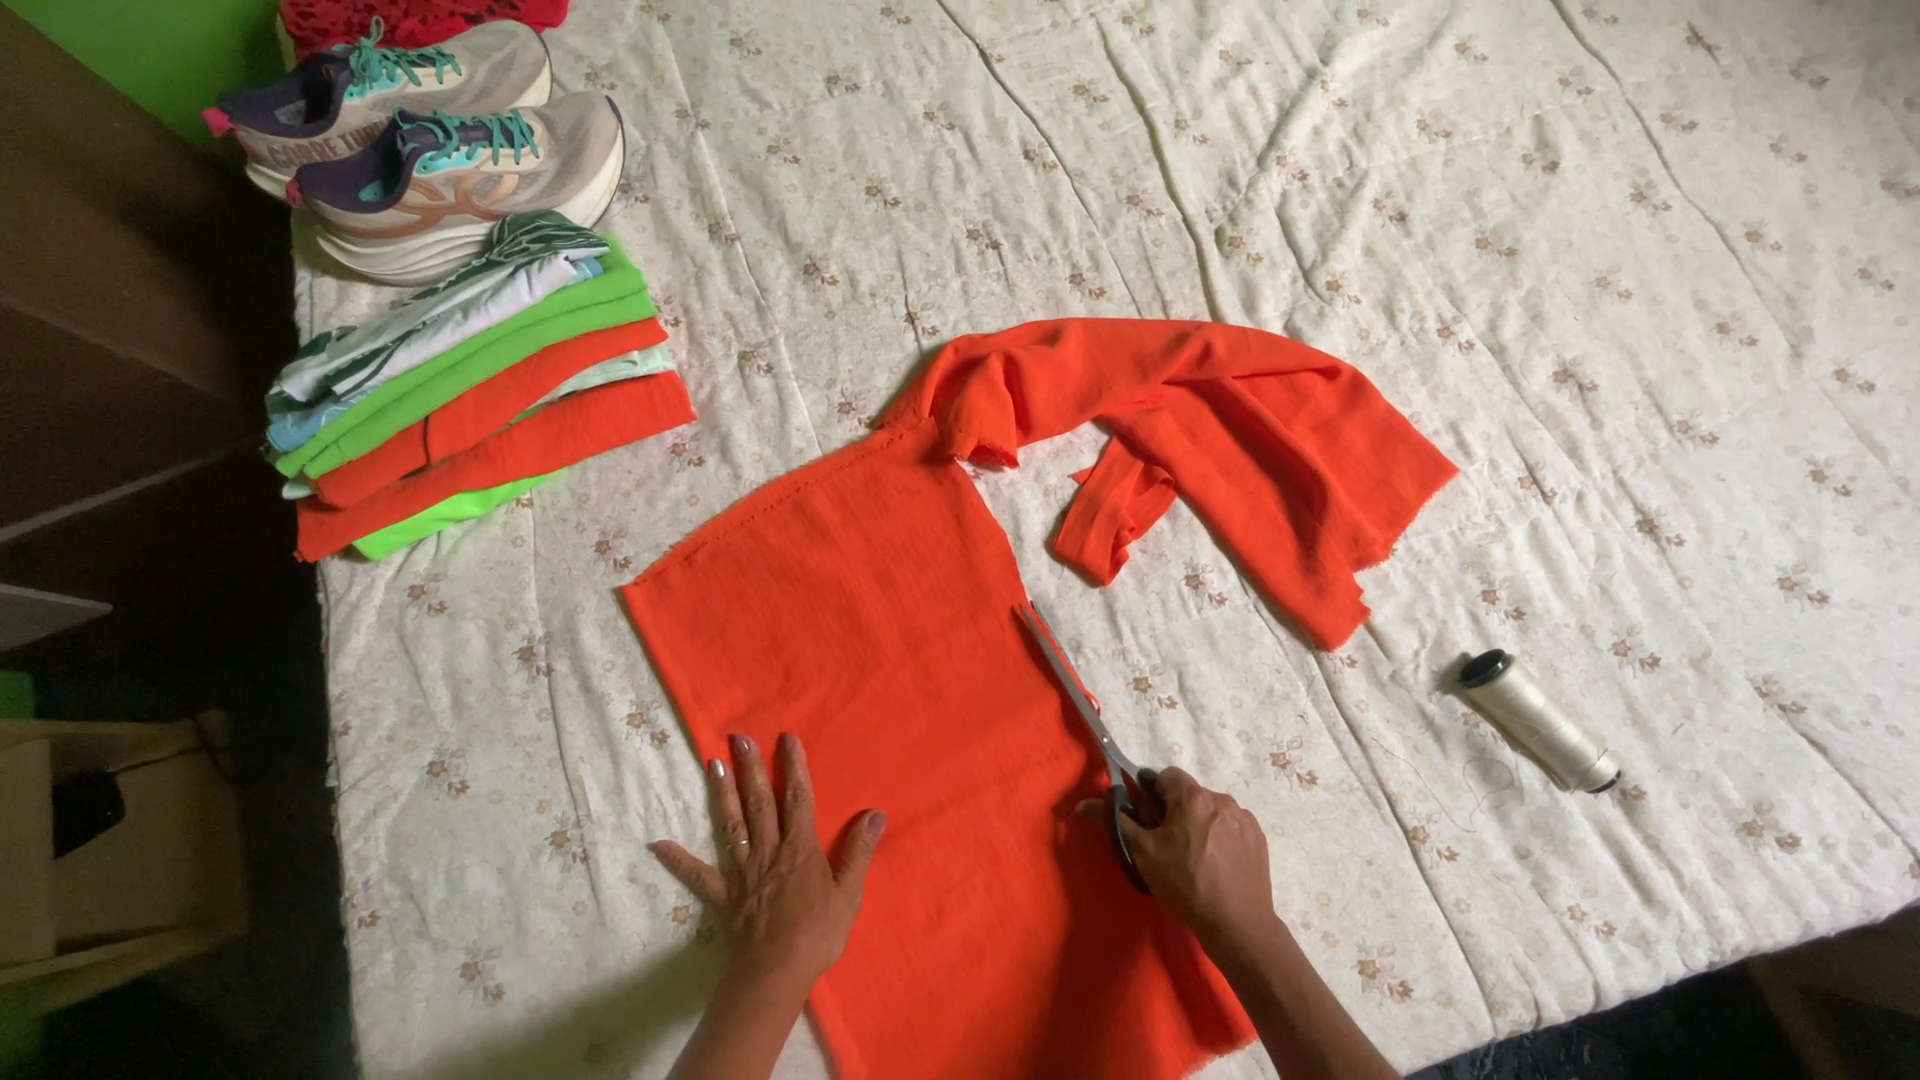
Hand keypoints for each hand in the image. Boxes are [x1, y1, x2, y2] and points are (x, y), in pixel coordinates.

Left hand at [650, 733, 885, 988]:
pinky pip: (698, 875)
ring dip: (722, 793)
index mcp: (800, 847)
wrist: (776, 972)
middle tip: (739, 737)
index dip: (794, 766)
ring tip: (712, 763)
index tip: (786, 738)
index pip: (798, 798)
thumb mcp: (849, 892)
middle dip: (751, 767)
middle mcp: (769, 849)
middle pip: (760, 801)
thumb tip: (876, 814)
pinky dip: (678, 859)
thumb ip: (859, 851)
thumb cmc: (818, 933)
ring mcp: (742, 871)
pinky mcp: (722, 895)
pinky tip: (659, 844)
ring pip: (731, 824)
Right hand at [1092, 767, 1278, 950]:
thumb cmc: (1185, 884)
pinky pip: (1230, 826)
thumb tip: (1083, 804)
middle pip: (1189, 794)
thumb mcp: (1143, 853)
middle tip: (1167, 844)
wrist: (1238, 925)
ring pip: (1210, 810)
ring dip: (1199, 823)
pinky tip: (1216, 865)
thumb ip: (1114, 821)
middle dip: (1175, 811)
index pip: (1166, 776)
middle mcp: (1221, 799)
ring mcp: (1243, 819)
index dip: (1152, 794)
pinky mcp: (1258, 838)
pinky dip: (1220, 837)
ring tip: (1194, 858)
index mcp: (1193, 797)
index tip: (1149, 821)